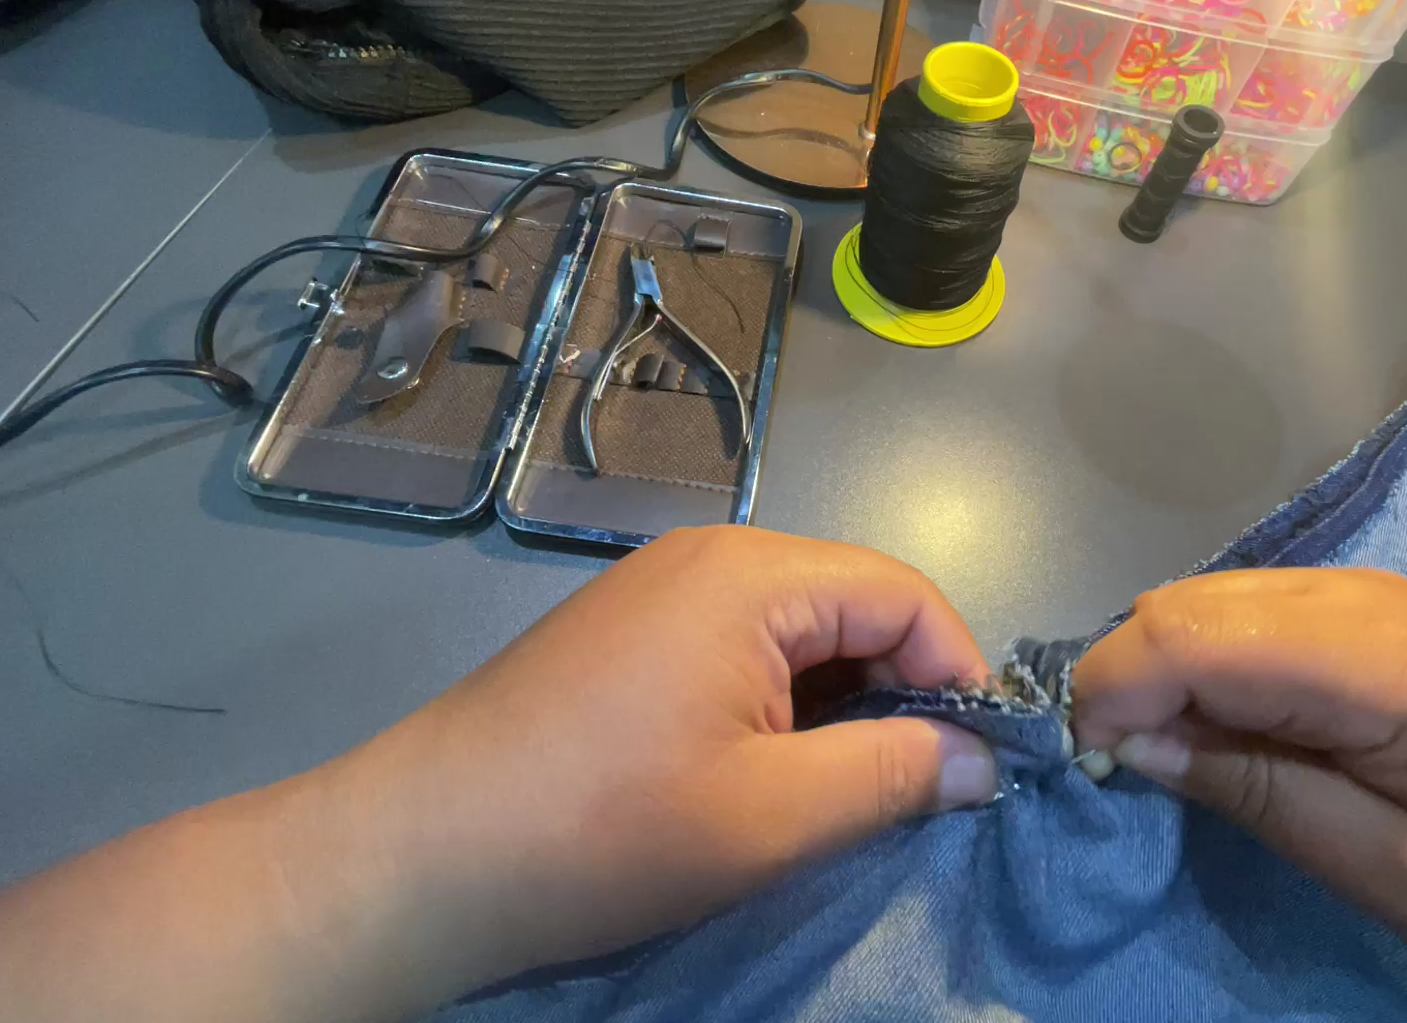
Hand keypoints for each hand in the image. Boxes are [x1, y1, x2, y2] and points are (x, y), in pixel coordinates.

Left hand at [0, 527, 998, 1022]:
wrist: (424, 851)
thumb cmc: (603, 827)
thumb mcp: (771, 815)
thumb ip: (892, 774)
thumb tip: (982, 760)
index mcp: (752, 574)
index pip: (900, 590)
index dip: (956, 665)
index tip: (980, 752)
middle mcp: (717, 555)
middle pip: (855, 598)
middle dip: (904, 681)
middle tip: (923, 773)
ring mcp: (675, 584)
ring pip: (808, 622)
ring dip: (851, 691)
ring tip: (858, 772)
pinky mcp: (647, 623)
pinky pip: (757, 639)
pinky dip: (795, 693)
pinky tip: (787, 753)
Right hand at [1071, 568, 1406, 1019]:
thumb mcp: (1400, 876)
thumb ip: (1257, 793)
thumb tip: (1130, 745)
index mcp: (1373, 654)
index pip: (1187, 633)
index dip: (1116, 689)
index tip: (1100, 762)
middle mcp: (1347, 594)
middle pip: (1175, 604)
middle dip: (1124, 679)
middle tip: (1133, 764)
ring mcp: (1347, 592)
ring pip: (1190, 601)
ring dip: (1153, 670)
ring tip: (1175, 749)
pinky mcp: (1345, 609)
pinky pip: (1225, 615)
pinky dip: (1189, 663)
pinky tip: (1220, 722)